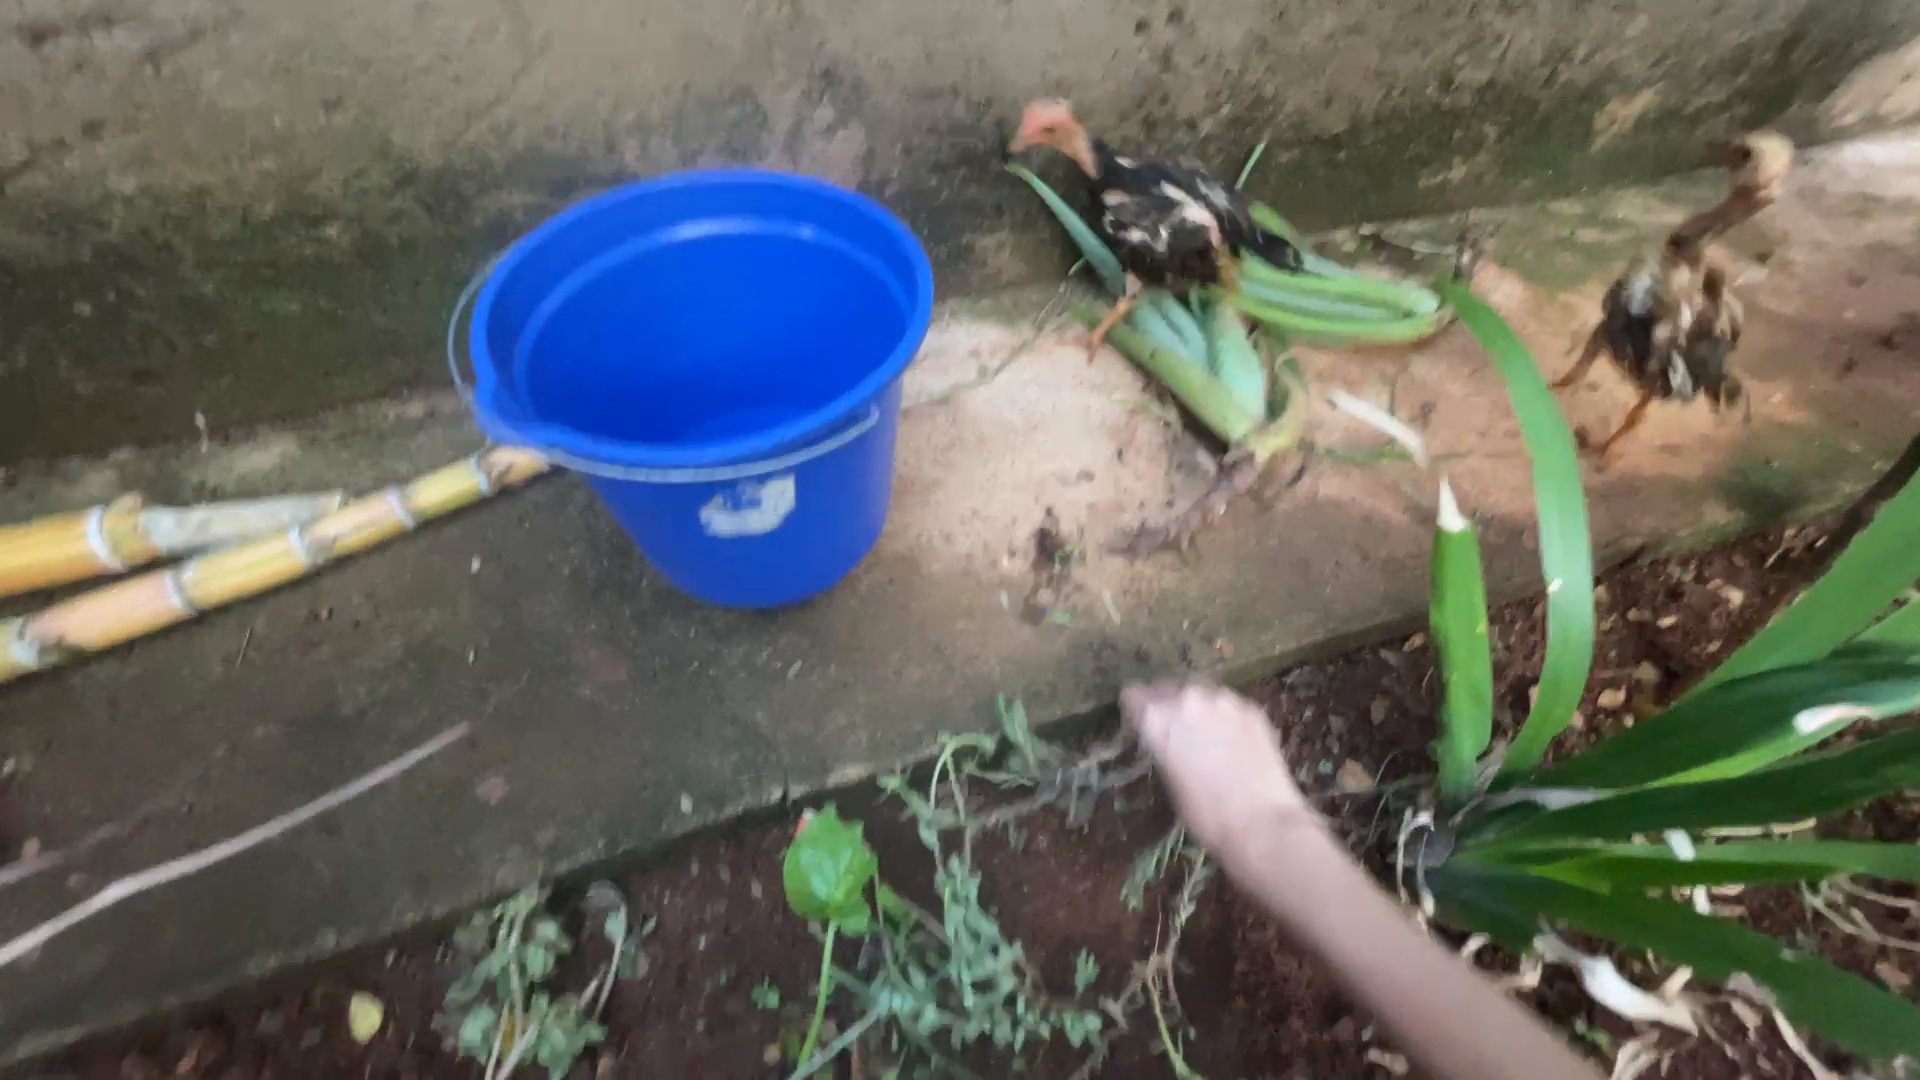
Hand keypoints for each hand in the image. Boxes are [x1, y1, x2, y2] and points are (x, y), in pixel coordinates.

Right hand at [1121, 682, 1315, 861]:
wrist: (1262, 825)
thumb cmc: (1205, 814)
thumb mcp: (1168, 780)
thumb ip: (1161, 747)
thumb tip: (1164, 739)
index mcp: (1156, 717)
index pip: (1132, 697)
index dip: (1135, 715)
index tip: (1141, 731)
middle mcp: (1186, 698)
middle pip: (1164, 689)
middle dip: (1164, 707)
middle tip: (1173, 734)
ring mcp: (1221, 699)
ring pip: (1198, 692)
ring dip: (1195, 708)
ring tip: (1204, 735)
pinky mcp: (1250, 707)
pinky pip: (1226, 703)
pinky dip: (1223, 716)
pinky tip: (1231, 740)